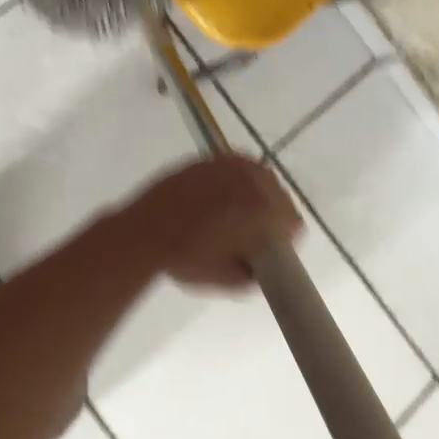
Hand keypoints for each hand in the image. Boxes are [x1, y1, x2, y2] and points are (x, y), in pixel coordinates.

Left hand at [125, 157, 303, 288]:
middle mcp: (251, 181)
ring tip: (242, 212)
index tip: (275, 247)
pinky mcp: (209, 159)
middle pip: (279, 194)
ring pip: (260, 176)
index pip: (293, 221)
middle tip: (258, 233)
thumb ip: (255, 273)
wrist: (144, 232)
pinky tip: (226, 193)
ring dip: (258, 193)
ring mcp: (229, 165)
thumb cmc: (186, 258)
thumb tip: (261, 264)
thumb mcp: (228, 279)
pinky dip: (238, 178)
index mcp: (262, 210)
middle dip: (274, 213)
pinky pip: (237, 164)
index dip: (286, 236)